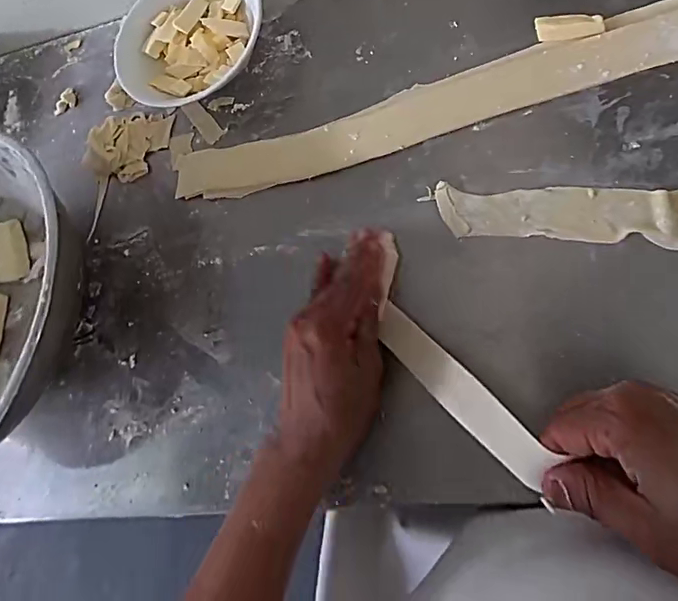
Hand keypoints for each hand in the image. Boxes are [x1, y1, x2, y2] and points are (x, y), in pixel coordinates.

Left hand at [269, 229, 387, 488]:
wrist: (304, 443)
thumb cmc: (342, 414)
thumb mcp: (368, 372)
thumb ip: (369, 328)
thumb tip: (374, 296)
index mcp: (329, 328)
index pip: (357, 287)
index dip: (372, 264)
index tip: (383, 242)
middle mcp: (309, 320)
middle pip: (341, 281)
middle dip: (359, 256)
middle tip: (373, 233)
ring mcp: (298, 325)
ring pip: (327, 287)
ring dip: (345, 264)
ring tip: (358, 240)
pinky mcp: (295, 333)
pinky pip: (313, 299)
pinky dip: (322, 279)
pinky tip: (326, 261)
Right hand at [540, 382, 677, 599]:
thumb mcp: (644, 529)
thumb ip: (589, 498)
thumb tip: (561, 485)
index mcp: (621, 417)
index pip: (554, 426)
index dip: (543, 457)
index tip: (537, 477)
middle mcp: (640, 397)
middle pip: (577, 416)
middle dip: (574, 454)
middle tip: (588, 502)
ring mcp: (664, 400)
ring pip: (605, 417)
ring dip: (603, 451)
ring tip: (632, 499)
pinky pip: (634, 419)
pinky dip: (628, 445)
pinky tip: (654, 485)